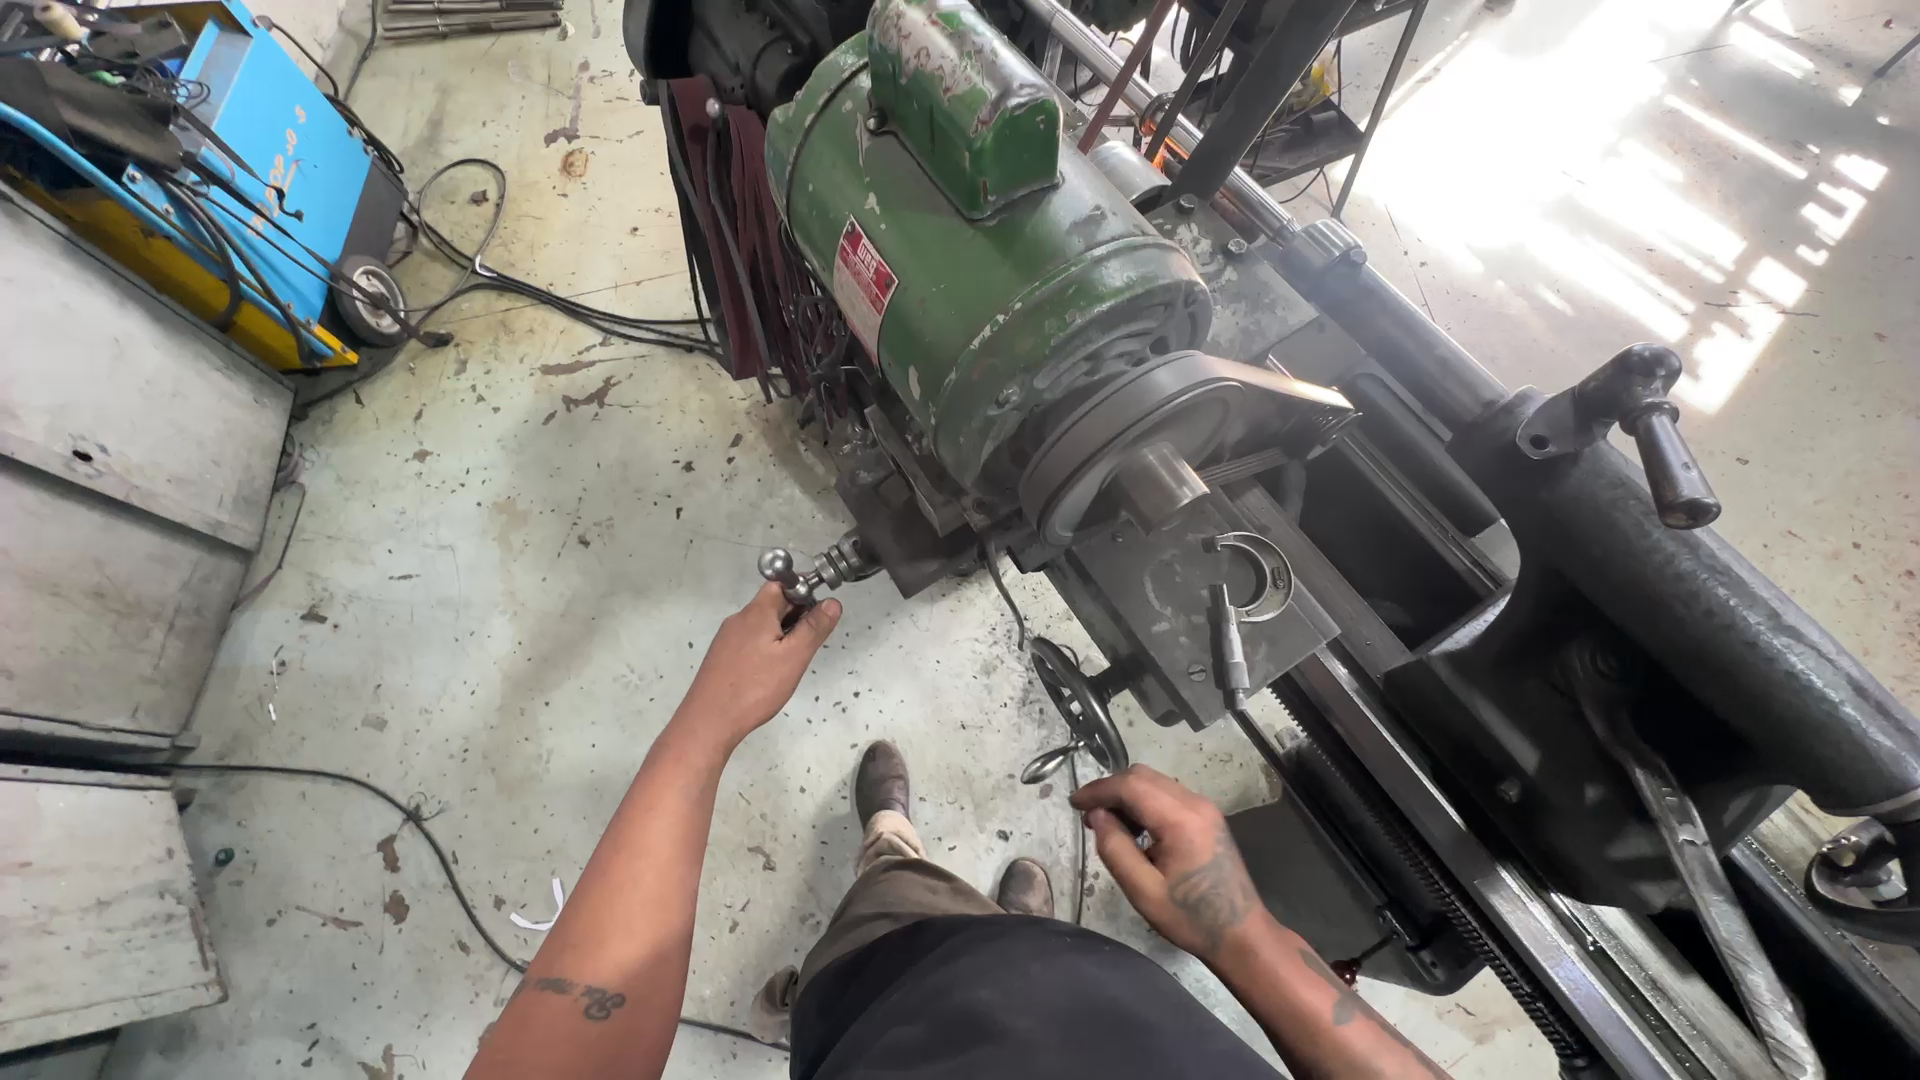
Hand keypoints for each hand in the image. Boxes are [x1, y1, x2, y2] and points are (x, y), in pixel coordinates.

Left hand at [672, 583, 840, 749]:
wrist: (709, 721)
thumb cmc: (756, 687)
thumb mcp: (794, 657)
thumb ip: (814, 628)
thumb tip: (833, 602)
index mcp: (756, 612)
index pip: (781, 584)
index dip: (802, 591)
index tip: (819, 612)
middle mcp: (739, 619)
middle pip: (772, 604)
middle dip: (795, 615)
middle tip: (810, 641)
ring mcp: (727, 639)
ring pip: (762, 625)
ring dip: (782, 633)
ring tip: (793, 660)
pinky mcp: (721, 657)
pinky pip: (750, 641)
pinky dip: (766, 647)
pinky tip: (770, 672)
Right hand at [1071, 765, 1274, 965]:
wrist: (1242, 935)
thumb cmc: (1191, 918)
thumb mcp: (1143, 891)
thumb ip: (1115, 849)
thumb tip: (1097, 816)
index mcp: (1180, 820)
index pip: (1130, 786)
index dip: (1098, 790)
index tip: (1074, 803)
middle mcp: (1195, 803)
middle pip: (1142, 776)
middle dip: (1110, 790)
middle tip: (1089, 816)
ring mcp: (1204, 807)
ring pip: (1154, 782)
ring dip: (1126, 795)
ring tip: (1109, 825)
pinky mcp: (1207, 816)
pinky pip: (1167, 794)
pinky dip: (1143, 802)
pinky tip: (1135, 830)